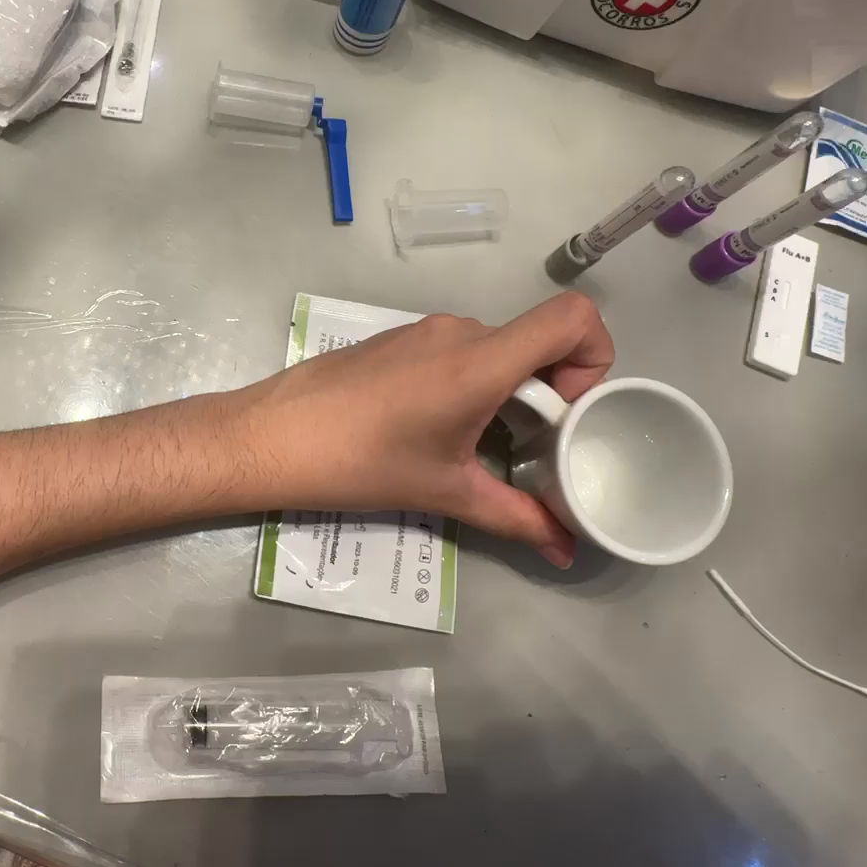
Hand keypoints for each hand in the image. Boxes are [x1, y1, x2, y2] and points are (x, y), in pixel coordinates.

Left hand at [234, 291, 613, 567]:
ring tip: (479, 446)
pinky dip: (469, 383)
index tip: (568, 412)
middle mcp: (456, 331)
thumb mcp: (445, 492)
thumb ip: (517, 517)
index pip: (573, 318)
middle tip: (530, 449)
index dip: (594, 357)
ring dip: (506, 391)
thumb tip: (565, 548)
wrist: (272, 436)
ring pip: (494, 349)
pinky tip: (435, 429)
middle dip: (549, 393)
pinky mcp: (393, 341)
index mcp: (480, 360)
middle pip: (535, 341)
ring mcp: (420, 331)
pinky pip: (455, 352)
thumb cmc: (360, 462)